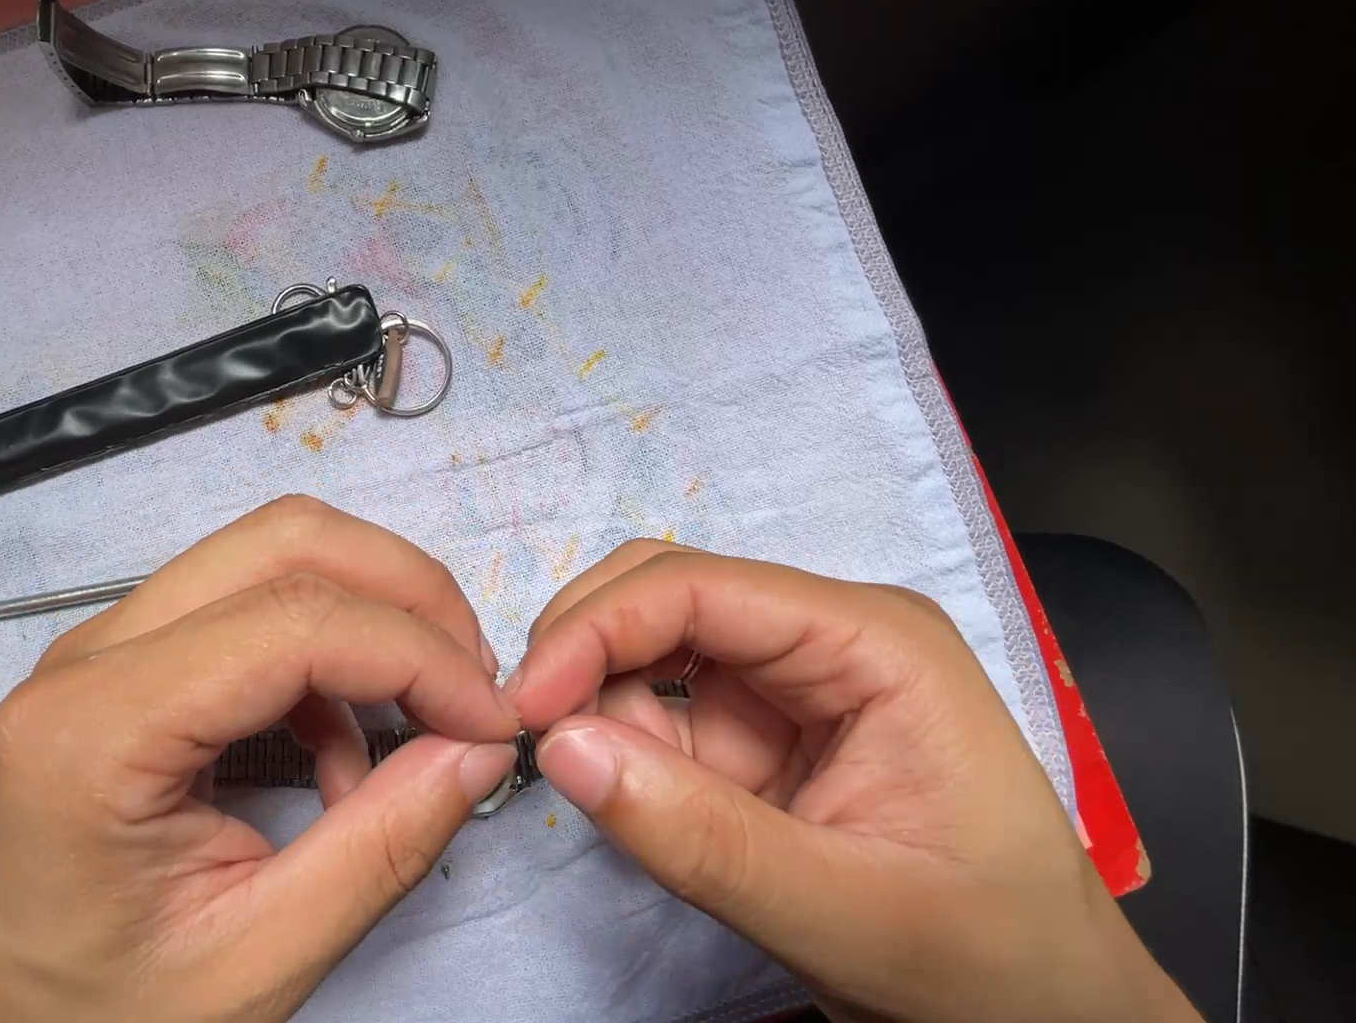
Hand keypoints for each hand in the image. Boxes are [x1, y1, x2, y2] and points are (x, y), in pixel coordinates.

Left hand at [0, 497, 520, 1021]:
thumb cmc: (103, 1014)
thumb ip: (382, 846)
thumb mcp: (259, 959)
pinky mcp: (139, 649)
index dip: (416, 654)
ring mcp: (111, 639)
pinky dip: (334, 653)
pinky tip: (344, 749)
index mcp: (97, 732)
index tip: (490, 716)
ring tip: (420, 712)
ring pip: (276, 550)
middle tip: (468, 680)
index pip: (291, 624)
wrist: (1, 1022)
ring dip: (375, 609)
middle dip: (406, 593)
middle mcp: (93, 654)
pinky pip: (260, 602)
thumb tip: (482, 748)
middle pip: (286, 541)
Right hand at [507, 541, 1197, 1022]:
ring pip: (643, 641)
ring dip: (589, 693)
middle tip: (526, 725)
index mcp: (868, 640)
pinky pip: (650, 700)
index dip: (598, 629)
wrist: (1041, 1022)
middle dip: (582, 647)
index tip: (526, 706)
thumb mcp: (850, 917)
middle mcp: (816, 632)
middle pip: (661, 592)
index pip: (699, 588)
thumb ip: (702, 838)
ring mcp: (777, 674)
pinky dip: (609, 733)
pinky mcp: (746, 720)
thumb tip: (560, 750)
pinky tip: (613, 780)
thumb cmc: (986, 966)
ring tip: (574, 765)